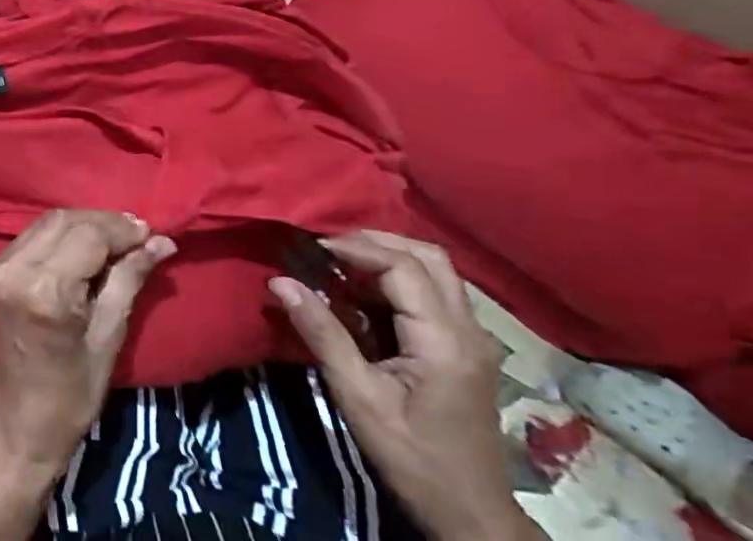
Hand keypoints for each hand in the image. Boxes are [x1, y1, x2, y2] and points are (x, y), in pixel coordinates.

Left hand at [0, 210, 176, 476]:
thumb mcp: (110, 335)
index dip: (122, 230)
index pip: (88, 236)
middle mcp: (16, 268)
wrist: (20, 411)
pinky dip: (63, 232)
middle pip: (65, 221)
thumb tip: (161, 242)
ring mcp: (0, 264)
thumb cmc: (73, 388)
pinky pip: (34, 235)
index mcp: (45, 290)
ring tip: (120, 238)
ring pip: (48, 222)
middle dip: (105, 222)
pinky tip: (88, 245)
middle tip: (140, 235)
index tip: (152, 234)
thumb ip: (129, 280)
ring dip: (85, 223)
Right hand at [270, 231, 543, 540]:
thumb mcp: (357, 394)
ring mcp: (472, 340)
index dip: (355, 247)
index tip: (309, 248)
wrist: (467, 510)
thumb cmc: (410, 453)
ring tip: (337, 265)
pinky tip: (360, 293)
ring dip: (386, 257)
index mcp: (444, 340)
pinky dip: (395, 279)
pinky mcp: (464, 349)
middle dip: (374, 242)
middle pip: (429, 258)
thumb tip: (279, 281)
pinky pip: (434, 293)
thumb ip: (322, 332)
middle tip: (325, 248)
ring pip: (435, 272)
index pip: (403, 267)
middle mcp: (469, 331)